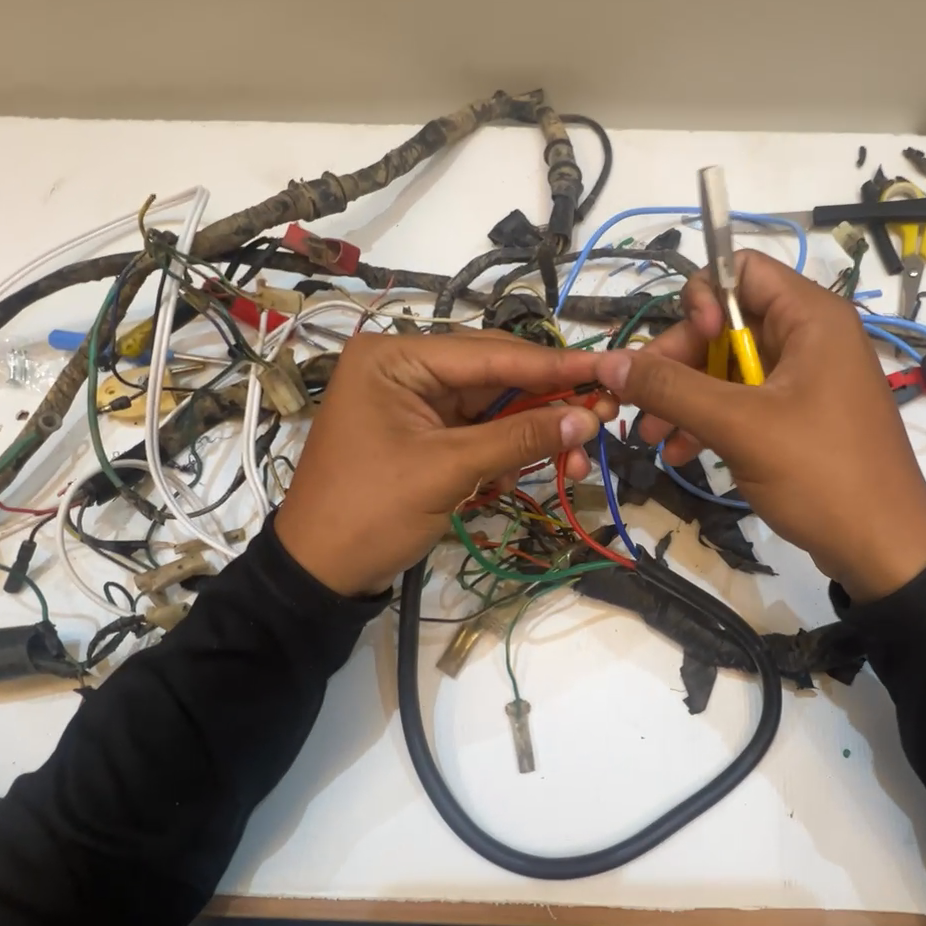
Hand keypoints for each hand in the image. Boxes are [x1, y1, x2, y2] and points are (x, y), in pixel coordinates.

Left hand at [274, 332, 609, 596]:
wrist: (320, 572)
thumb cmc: (371, 512)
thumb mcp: (447, 471)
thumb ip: (519, 439)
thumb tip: (589, 417)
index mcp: (395, 358)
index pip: (488, 353)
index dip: (551, 365)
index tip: (605, 368)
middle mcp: (406, 368)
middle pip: (495, 373)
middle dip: (547, 400)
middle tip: (604, 412)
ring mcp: (416, 402)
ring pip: (494, 405)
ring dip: (534, 431)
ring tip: (578, 458)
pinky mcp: (426, 434)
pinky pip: (481, 430)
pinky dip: (510, 449)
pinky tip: (533, 467)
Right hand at [596, 251, 925, 599]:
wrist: (883, 548)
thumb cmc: (820, 473)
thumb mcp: (740, 426)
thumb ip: (672, 389)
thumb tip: (609, 362)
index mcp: (810, 318)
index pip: (740, 270)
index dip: (702, 299)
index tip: (685, 345)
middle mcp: (809, 338)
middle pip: (725, 325)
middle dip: (678, 363)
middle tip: (642, 403)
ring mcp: (805, 381)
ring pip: (728, 369)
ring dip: (685, 399)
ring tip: (650, 437)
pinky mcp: (799, 418)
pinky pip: (744, 403)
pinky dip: (710, 422)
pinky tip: (680, 454)